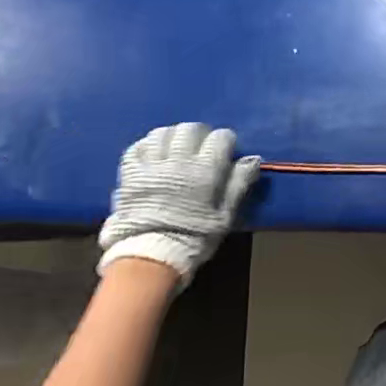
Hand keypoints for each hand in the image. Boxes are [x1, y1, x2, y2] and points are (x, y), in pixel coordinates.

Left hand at [97, 123, 260, 286]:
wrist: (152, 256)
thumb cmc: (194, 238)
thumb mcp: (224, 216)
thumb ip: (239, 184)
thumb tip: (254, 158)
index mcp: (205, 170)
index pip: (220, 138)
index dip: (225, 141)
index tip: (226, 150)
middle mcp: (178, 160)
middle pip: (190, 129)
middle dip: (200, 134)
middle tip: (201, 147)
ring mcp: (152, 163)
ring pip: (163, 133)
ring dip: (173, 136)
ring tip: (176, 147)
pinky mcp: (131, 171)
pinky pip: (138, 146)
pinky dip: (147, 145)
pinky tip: (153, 152)